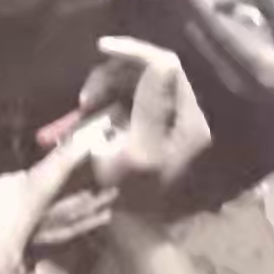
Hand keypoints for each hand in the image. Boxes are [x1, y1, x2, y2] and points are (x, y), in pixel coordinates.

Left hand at [0, 135, 99, 273]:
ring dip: (26, 189)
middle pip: (18, 182)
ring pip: (2, 183)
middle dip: (46, 181)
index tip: (82, 143)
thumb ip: (63, 259)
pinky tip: (17, 217)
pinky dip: (7, 198)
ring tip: (44, 207)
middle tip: (73, 189)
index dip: (59, 165)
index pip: (32, 191)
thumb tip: (75, 222)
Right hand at [36, 38, 212, 209]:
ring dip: (104, 84)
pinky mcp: (148, 120)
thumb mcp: (139, 150)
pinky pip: (125, 92)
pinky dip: (104, 95)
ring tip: (83, 107)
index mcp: (190, 118)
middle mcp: (184, 112)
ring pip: (133, 78)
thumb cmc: (131, 193)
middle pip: (148, 68)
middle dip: (112, 73)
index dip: (135, 50)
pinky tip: (87, 110)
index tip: (101, 47)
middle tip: (85, 97)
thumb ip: (151, 104)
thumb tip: (162, 60)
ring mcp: (166, 116)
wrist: (129, 225)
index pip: (167, 64)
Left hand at [185, 0, 273, 138]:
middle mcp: (232, 83)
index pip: (215, 27)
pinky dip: (189, 42)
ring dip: (183, 23)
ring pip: (187, 53)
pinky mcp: (216, 103)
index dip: (197, 0)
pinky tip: (191, 24)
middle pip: (193, 39)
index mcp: (258, 67)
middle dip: (184, 8)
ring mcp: (221, 98)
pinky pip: (192, 66)